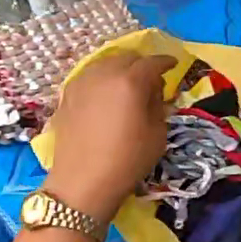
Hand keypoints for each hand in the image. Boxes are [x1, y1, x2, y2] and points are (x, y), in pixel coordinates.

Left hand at [42, 52, 176, 221]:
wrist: (82, 183)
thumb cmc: (127, 161)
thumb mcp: (157, 134)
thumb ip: (158, 105)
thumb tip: (153, 94)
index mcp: (130, 81)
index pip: (152, 62)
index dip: (165, 62)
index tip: (173, 65)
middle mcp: (104, 74)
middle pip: (127, 58)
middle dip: (141, 65)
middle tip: (151, 80)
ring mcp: (82, 82)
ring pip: (105, 63)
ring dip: (120, 69)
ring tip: (126, 86)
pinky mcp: (67, 94)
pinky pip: (90, 77)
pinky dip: (102, 79)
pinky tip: (106, 95)